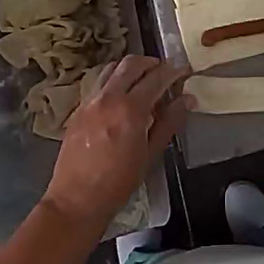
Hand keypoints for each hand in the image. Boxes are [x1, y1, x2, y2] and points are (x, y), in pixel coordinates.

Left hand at [43, 55, 187, 225]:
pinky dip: (114, 81)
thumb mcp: (151, 153)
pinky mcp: (78, 109)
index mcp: (130, 109)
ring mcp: (89, 102)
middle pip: (131, 64)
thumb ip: (170, 121)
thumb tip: (187, 99)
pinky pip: (98, 84)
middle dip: (151, 63)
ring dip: (130, 69)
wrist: (76, 200)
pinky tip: (122, 98)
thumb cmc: (119, 182)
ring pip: (111, 69)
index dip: (174, 71)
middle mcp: (108, 98)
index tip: (184, 71)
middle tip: (165, 72)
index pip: (156, 78)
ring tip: (143, 81)